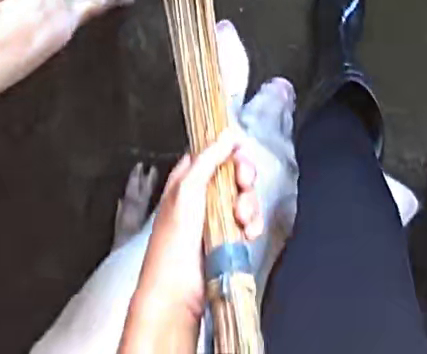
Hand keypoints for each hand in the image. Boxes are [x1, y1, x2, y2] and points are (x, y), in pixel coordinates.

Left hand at [118, 127, 263, 353]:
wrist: (176, 294)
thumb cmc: (174, 241)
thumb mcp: (188, 190)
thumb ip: (208, 158)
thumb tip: (228, 132)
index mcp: (188, 175)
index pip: (214, 149)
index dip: (230, 149)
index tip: (240, 153)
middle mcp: (203, 192)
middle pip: (234, 171)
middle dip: (244, 178)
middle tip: (243, 185)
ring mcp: (216, 215)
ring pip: (245, 196)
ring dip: (249, 205)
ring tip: (242, 221)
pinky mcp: (229, 237)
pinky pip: (249, 221)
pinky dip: (253, 225)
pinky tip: (248, 235)